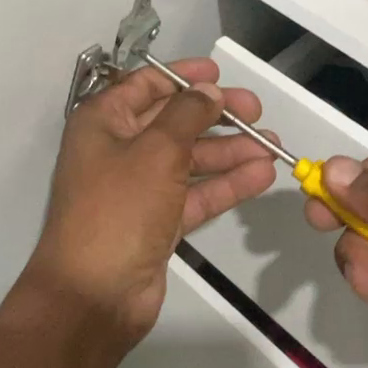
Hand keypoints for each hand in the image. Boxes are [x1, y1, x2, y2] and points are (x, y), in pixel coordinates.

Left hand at [25, 58, 278, 341]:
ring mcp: (138, 187)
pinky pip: (194, 192)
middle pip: (171, 121)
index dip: (181, 76)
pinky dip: (225, 184)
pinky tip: (260, 175)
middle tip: (256, 112)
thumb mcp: (155, 152)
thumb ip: (186, 116)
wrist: (94, 294)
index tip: (218, 73)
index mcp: (103, 121)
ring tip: (272, 145)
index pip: (144, 85)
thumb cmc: (118, 208)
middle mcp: (118, 148)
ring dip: (227, 151)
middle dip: (214, 115)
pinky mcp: (156, 221)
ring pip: (188, 158)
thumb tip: (208, 90)